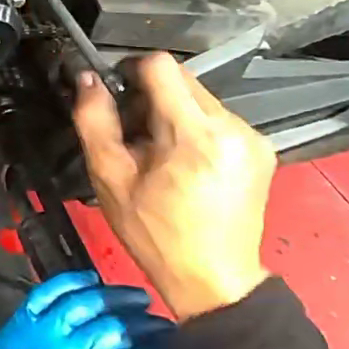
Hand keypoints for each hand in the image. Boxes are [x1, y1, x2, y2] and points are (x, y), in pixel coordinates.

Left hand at [0, 272, 178, 348]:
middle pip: (116, 327)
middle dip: (148, 327)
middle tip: (166, 331)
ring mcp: (36, 336)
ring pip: (85, 301)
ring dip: (117, 297)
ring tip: (142, 300)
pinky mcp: (17, 328)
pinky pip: (46, 291)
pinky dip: (71, 281)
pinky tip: (92, 281)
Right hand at [73, 52, 276, 319]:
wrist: (214, 282)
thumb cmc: (156, 235)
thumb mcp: (111, 179)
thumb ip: (95, 121)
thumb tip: (88, 80)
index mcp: (196, 134)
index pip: (161, 65)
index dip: (130, 72)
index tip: (117, 98)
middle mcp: (232, 126)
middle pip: (181, 77)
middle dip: (150, 95)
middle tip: (133, 133)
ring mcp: (252, 136)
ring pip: (197, 95)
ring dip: (171, 110)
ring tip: (158, 151)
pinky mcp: (260, 147)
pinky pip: (216, 115)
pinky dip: (193, 125)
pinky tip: (182, 159)